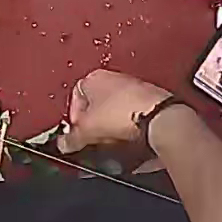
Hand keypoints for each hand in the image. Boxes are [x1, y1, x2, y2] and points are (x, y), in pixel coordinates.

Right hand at [55, 70, 174, 152]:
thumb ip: (72, 138)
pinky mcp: (148, 99)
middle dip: (93, 123)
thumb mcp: (88, 130)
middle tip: (92, 137)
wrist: (157, 117)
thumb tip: (64, 143)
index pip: (75, 97)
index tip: (76, 132)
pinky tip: (128, 137)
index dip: (74, 117)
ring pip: (113, 109)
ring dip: (110, 125)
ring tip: (112, 139)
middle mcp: (113, 78)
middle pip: (95, 104)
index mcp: (94, 77)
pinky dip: (127, 125)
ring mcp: (132, 87)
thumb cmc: (122, 112)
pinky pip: (130, 114)